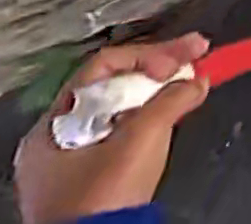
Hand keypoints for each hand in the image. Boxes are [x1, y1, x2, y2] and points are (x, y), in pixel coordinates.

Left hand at [15, 34, 209, 223]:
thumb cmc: (108, 194)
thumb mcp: (143, 138)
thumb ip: (172, 99)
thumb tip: (199, 81)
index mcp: (51, 127)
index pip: (105, 66)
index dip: (149, 55)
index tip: (186, 55)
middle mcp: (53, 141)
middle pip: (111, 84)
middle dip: (157, 68)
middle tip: (194, 56)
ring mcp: (69, 165)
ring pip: (118, 108)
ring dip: (156, 91)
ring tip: (190, 79)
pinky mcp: (89, 183)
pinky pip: (120, 133)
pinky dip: (148, 116)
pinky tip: (173, 108)